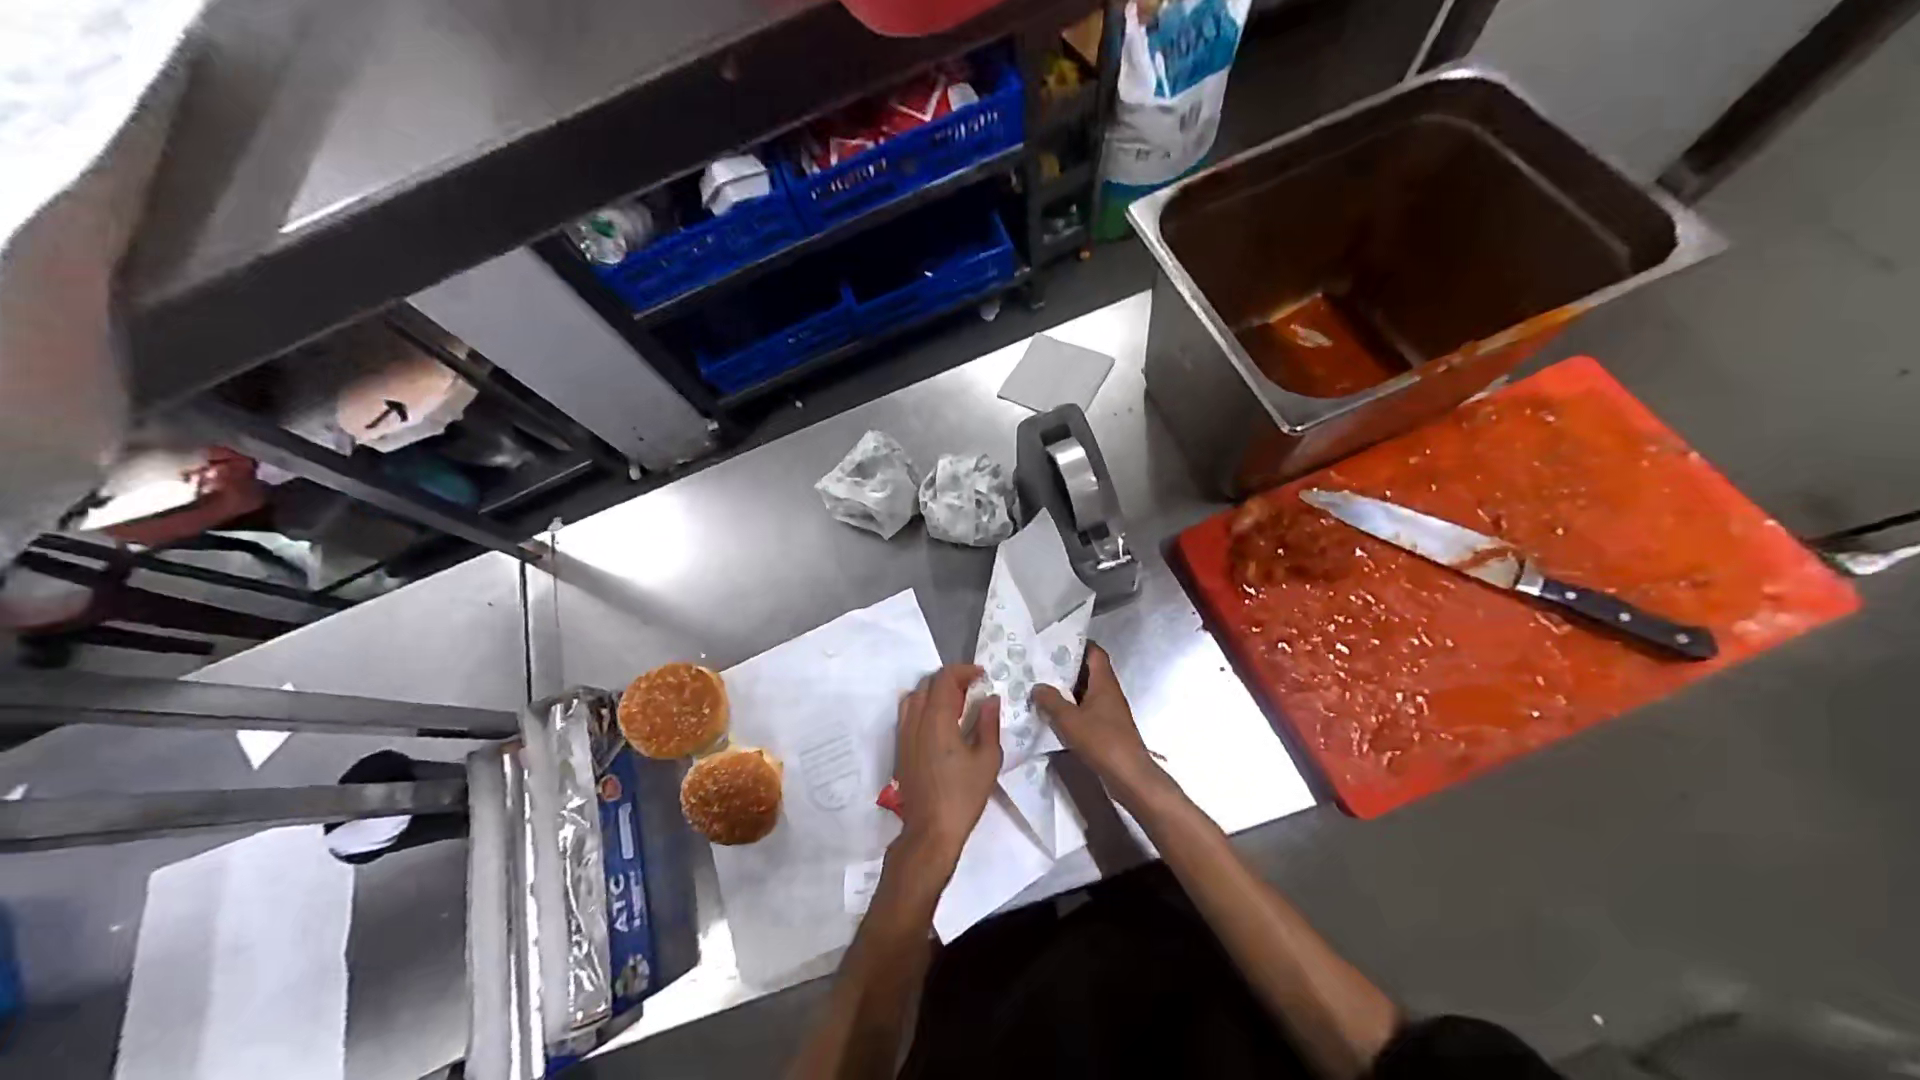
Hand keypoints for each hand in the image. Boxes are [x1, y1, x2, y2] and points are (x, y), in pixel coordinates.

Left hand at [893, 664, 1001, 867]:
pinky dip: (923, 706)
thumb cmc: (963, 795)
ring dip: (933, 691)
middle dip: (949, 679)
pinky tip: (940, 722)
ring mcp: (904, 735)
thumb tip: (990, 699)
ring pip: (913, 697)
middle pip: (927, 684)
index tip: (981, 675)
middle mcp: (915, 721)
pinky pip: (907, 714)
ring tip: (955, 702)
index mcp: (937, 720)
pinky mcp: (901, 749)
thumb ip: (988, 724)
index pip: (944, 679)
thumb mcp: (987, 759)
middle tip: (971, 688)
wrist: (930, 830)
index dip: (963, 670)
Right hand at [1032, 644, 1159, 796]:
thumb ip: (1051, 701)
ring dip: (1066, 689)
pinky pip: (1086, 709)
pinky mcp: (1106, 727)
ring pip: (1086, 691)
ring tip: (1041, 686)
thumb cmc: (1102, 741)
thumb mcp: (1070, 720)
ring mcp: (1109, 710)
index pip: (1094, 653)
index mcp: (1104, 682)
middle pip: (1088, 671)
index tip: (1055, 643)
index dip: (1078, 644)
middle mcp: (1109, 692)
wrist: (1129, 775)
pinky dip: (1071, 707)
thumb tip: (1037, 687)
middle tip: (1040, 665)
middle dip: (1066, 667)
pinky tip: (1053, 713)